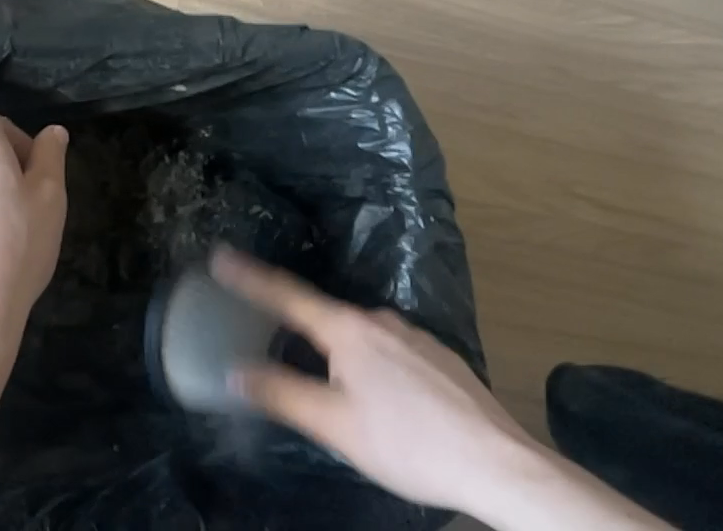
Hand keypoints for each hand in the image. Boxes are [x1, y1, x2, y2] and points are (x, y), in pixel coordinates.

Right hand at [211, 247, 538, 513]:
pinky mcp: (442, 358)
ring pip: (360, 337)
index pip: (286, 294)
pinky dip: (374, 365)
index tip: (221, 255)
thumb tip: (234, 370)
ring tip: (339, 391)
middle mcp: (379, 320)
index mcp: (346, 329)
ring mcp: (415, 337)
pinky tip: (386, 401)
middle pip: (324, 318)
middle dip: (300, 330)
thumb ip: (281, 393)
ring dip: (340, 354)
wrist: (502, 467)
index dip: (249, 276)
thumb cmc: (408, 443)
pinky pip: (391, 351)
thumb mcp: (334, 424)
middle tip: (281, 352)